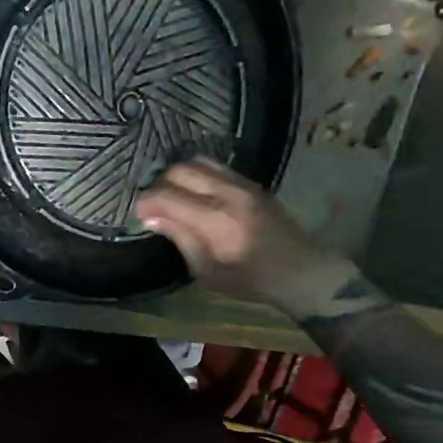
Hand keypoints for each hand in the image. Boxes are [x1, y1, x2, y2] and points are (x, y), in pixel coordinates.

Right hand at [133, 157, 350, 313]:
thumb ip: (180, 238)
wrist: (303, 272)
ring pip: (197, 163)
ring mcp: (243, 185)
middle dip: (159, 186)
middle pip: (180, 171)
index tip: (139, 216)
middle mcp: (229, 194)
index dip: (146, 204)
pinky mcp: (252, 184)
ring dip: (178, 177)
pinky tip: (194, 194)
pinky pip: (216, 167)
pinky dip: (197, 175)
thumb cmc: (250, 279)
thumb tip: (152, 218)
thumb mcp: (206, 270)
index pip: (167, 196)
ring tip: (173, 197)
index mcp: (215, 219)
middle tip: (155, 206)